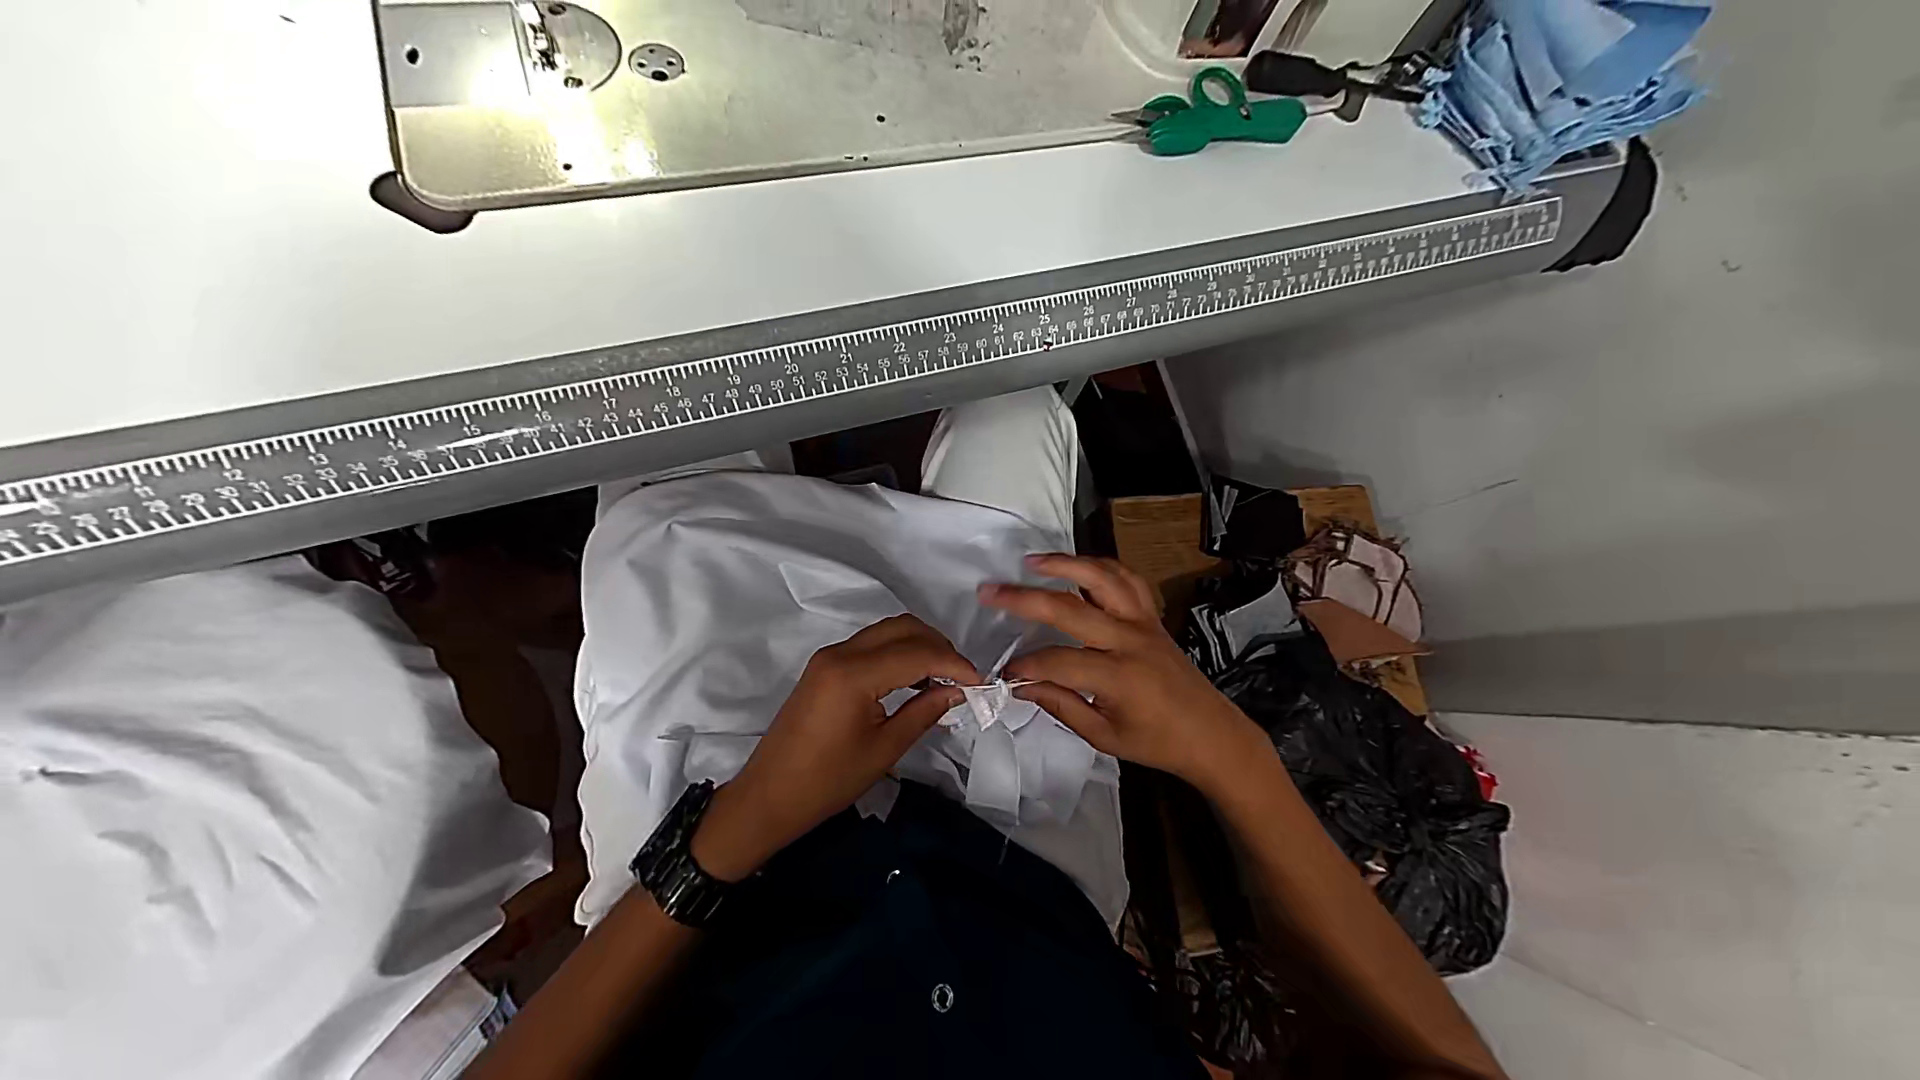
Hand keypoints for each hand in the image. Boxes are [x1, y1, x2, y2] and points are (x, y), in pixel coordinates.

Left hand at [691, 614, 977, 880]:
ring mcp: (829, 656)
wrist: (768, 796)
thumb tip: (957, 691)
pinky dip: (898, 652)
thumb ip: (924, 711)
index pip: (917, 652)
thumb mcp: (884, 750)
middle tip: (962, 677)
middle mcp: (840, 653)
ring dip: (919, 645)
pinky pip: (871, 644)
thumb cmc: (827, 782)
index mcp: (853, 674)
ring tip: (943, 678)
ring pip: (886, 631)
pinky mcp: (825, 666)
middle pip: (902, 627)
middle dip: (939, 645)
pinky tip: (914, 678)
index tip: (979, 682)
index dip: (954, 663)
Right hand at [981, 554, 1272, 790]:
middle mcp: (1129, 640)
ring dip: (1065, 565)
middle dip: (1023, 600)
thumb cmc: (1157, 742)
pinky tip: (1080, 567)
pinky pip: (1128, 580)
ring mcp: (1144, 622)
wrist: (1212, 734)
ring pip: (1102, 578)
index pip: (1056, 662)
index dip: (1024, 666)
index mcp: (1117, 677)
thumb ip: (1060, 705)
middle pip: (1069, 608)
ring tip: (1032, 561)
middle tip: (990, 593)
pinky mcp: (1153, 616)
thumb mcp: (1103, 735)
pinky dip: (1102, 567)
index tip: (1004, 674)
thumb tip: (1020, 685)